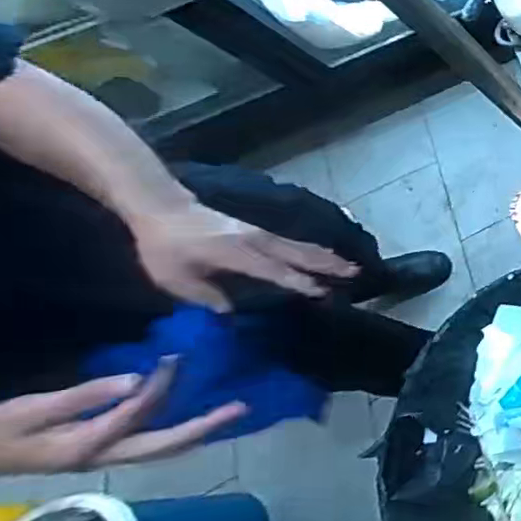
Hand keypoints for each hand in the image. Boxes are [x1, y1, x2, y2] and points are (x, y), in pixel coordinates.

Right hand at [0, 360, 245, 476]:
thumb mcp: (35, 408)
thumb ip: (86, 394)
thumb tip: (135, 381)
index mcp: (86, 447)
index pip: (137, 414)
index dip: (159, 386)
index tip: (174, 358)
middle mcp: (105, 457)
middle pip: (164, 445)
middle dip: (204, 426)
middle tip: (242, 407)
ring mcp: (109, 456)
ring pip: (164, 446)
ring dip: (198, 429)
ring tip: (233, 411)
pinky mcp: (109, 449)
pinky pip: (154, 441)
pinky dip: (180, 430)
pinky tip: (199, 414)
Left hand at [132, 202, 358, 311]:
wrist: (165, 207)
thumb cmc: (165, 246)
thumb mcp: (174, 279)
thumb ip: (205, 296)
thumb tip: (230, 312)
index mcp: (239, 254)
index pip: (276, 271)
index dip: (299, 282)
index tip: (323, 292)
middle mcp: (258, 241)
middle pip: (300, 254)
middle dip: (328, 264)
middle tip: (356, 272)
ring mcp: (261, 233)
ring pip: (301, 246)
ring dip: (326, 256)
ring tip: (349, 264)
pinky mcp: (260, 230)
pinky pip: (293, 242)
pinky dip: (313, 250)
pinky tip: (324, 253)